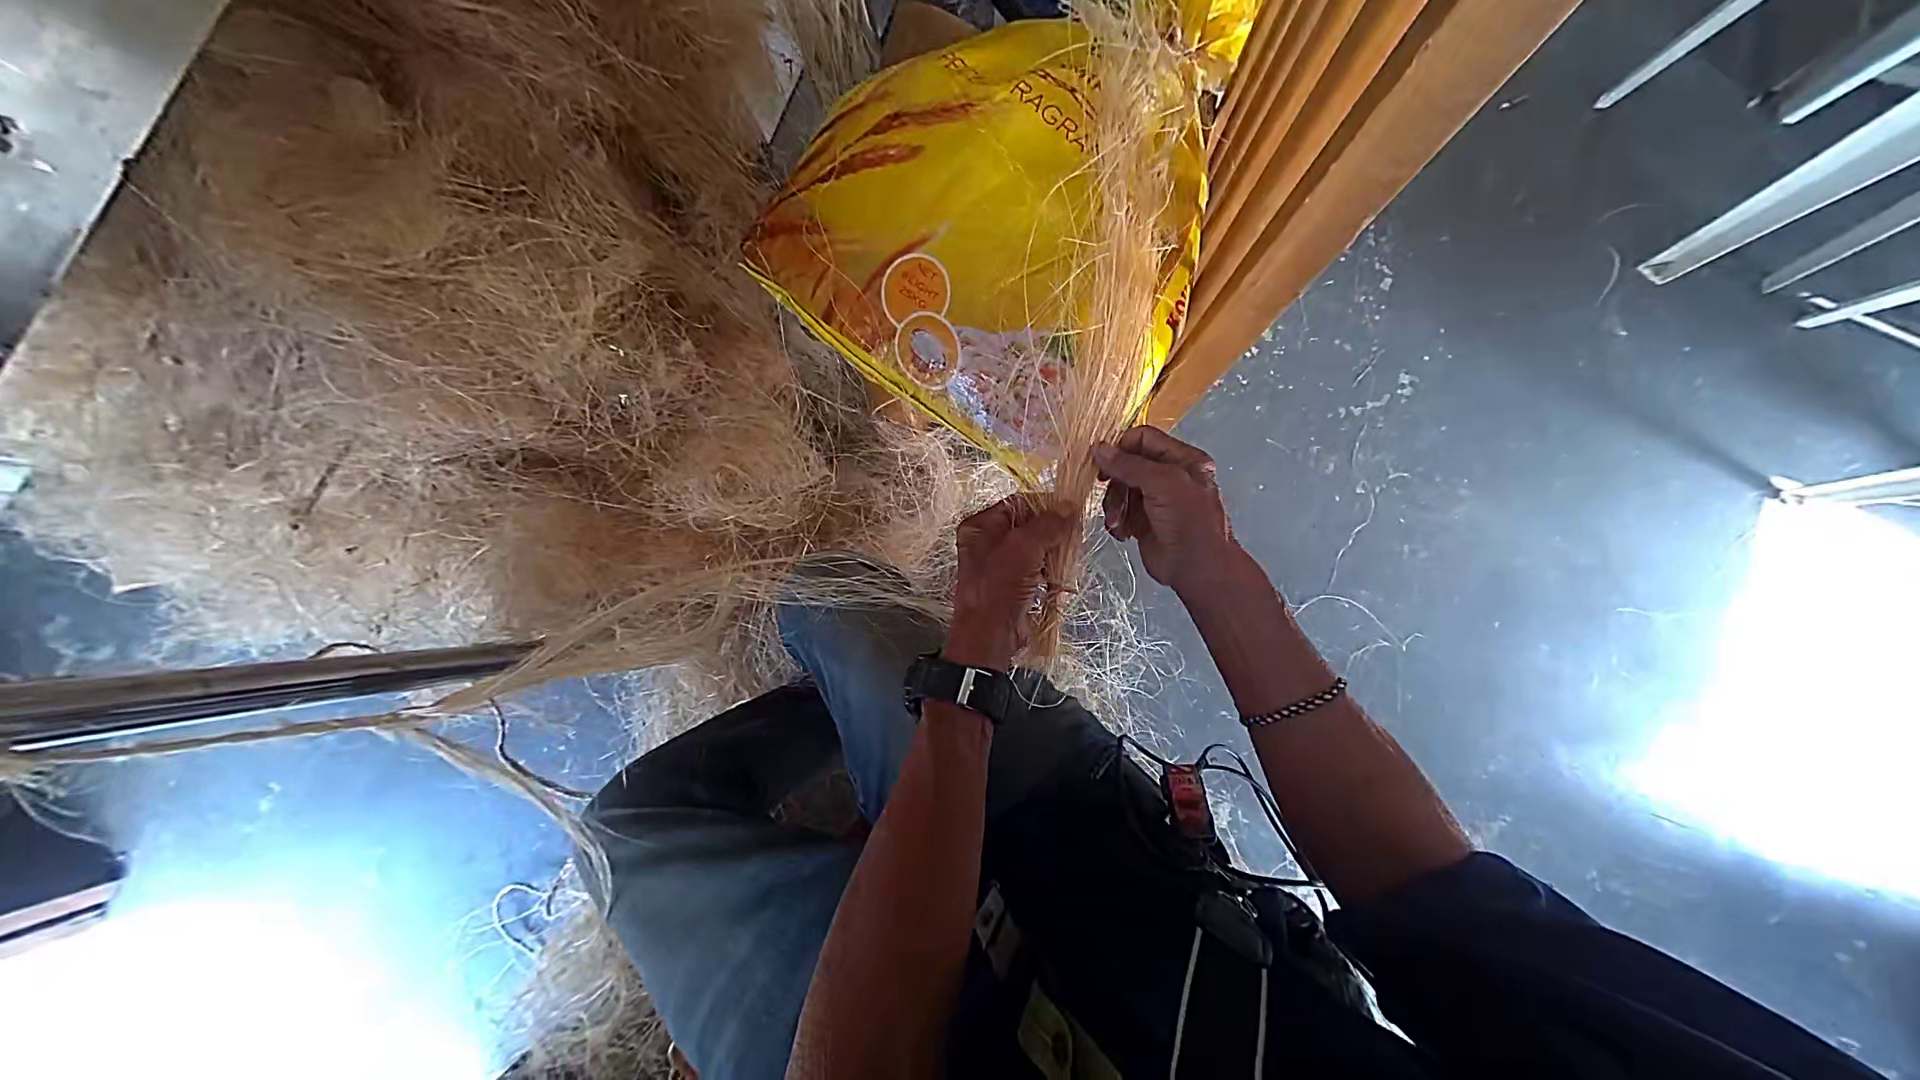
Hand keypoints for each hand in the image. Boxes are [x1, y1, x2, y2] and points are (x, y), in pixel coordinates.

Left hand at [945, 497, 1075, 670]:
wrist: (990, 633)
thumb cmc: (999, 585)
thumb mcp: (1024, 546)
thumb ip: (1048, 523)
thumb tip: (1069, 506)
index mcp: (981, 526)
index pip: (1018, 503)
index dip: (1044, 506)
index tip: (1069, 512)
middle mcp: (987, 542)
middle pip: (1030, 526)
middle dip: (1053, 533)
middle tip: (1071, 539)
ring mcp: (1000, 565)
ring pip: (1037, 549)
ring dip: (1054, 555)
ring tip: (1066, 560)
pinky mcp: (1013, 585)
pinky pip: (1038, 570)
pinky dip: (1050, 574)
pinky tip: (1058, 579)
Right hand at [1094, 426, 1239, 593]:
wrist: (1197, 568)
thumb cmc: (1188, 521)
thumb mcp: (1163, 484)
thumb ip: (1130, 465)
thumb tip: (1099, 448)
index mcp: (1183, 460)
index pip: (1144, 439)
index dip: (1121, 448)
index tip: (1104, 464)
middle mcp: (1169, 476)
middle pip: (1128, 465)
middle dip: (1115, 483)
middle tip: (1108, 497)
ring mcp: (1156, 499)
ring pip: (1120, 489)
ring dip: (1113, 505)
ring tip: (1116, 522)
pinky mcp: (1143, 521)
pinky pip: (1120, 511)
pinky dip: (1117, 521)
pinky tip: (1122, 533)